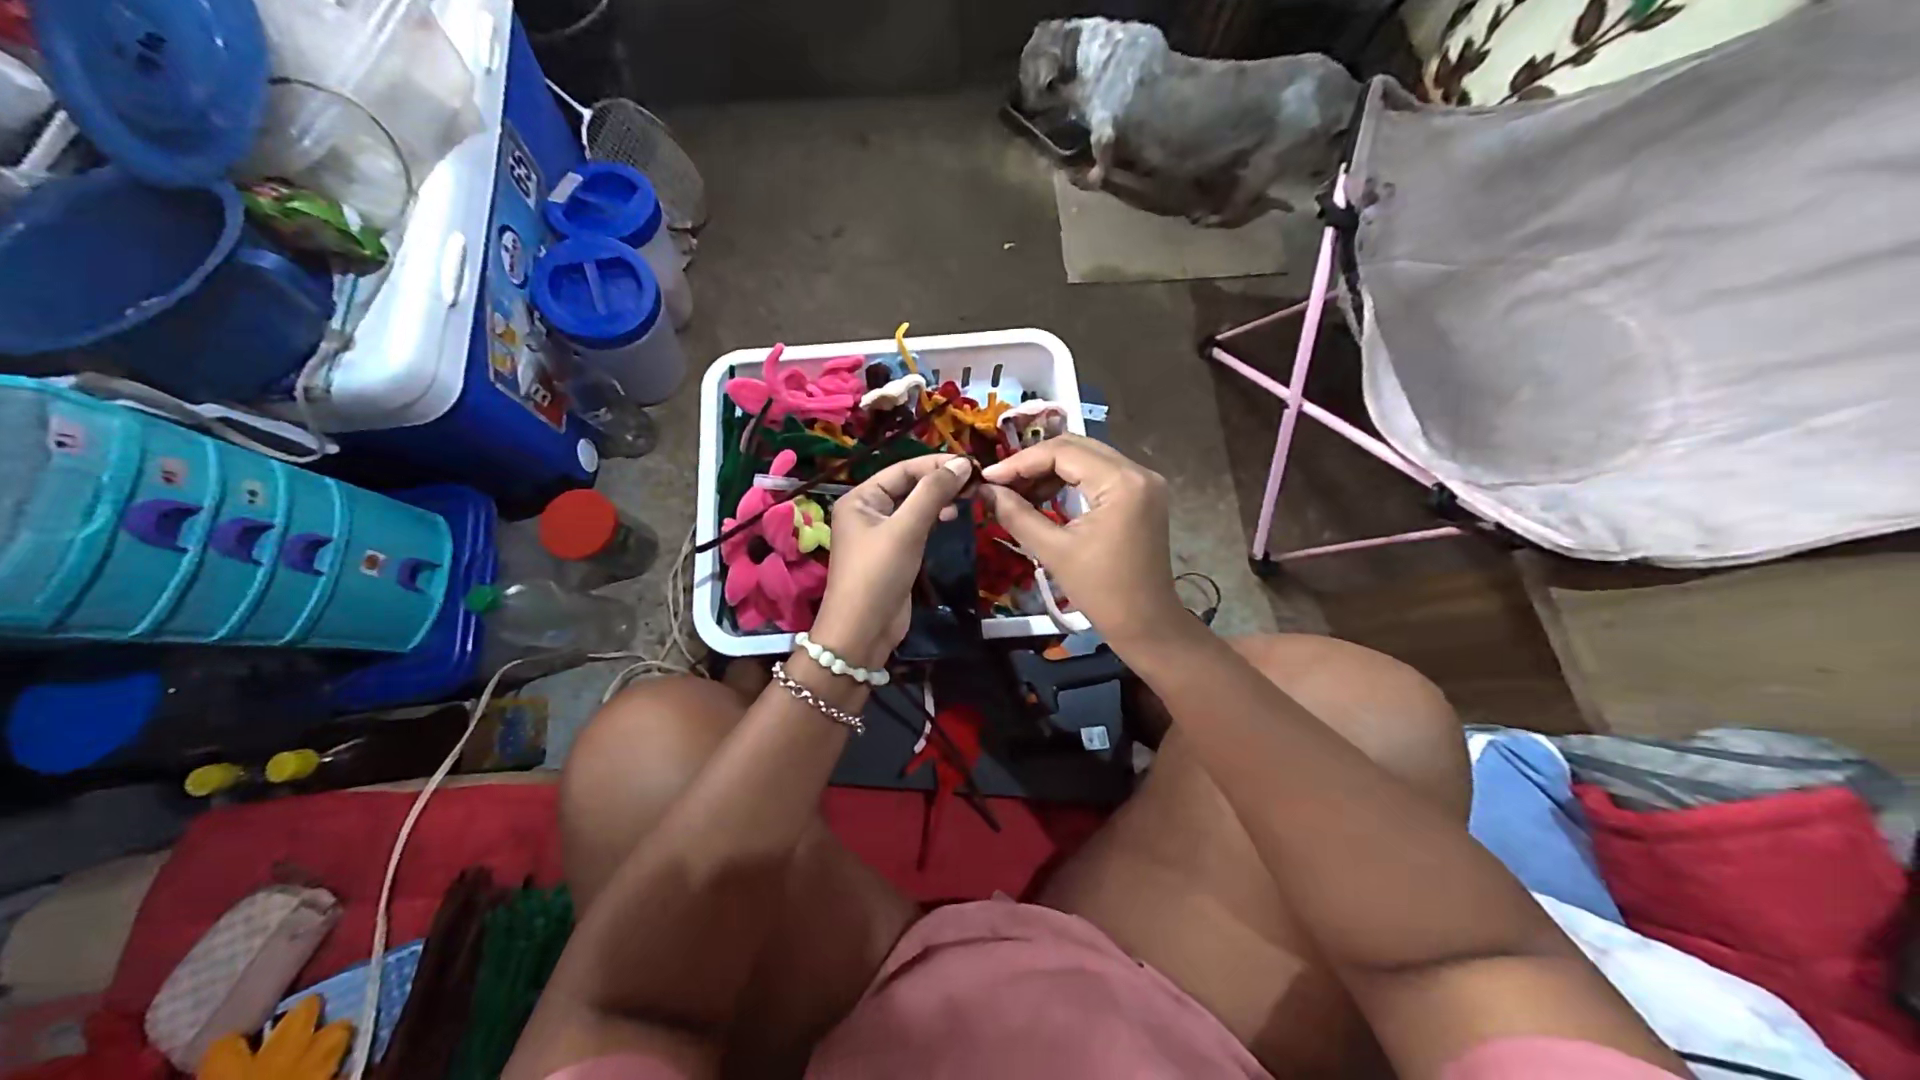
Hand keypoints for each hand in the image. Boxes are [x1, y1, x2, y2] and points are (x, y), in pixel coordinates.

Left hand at [810, 454, 974, 665]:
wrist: (862, 631)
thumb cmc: (878, 574)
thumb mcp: (906, 530)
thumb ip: (932, 493)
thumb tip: (961, 463)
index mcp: (860, 498)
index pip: (903, 469)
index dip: (936, 463)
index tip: (972, 464)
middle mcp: (867, 511)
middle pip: (909, 485)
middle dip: (940, 481)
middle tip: (975, 481)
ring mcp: (880, 533)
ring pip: (915, 506)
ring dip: (939, 499)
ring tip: (967, 499)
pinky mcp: (894, 553)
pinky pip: (916, 526)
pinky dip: (934, 519)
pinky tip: (952, 518)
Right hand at [977, 435, 1186, 646]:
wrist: (1146, 624)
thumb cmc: (1101, 591)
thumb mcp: (1053, 551)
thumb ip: (1016, 514)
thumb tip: (985, 491)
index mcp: (1121, 482)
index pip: (1062, 452)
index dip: (1020, 462)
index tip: (989, 478)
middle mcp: (1138, 471)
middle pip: (1076, 447)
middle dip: (1034, 462)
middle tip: (1000, 483)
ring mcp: (1144, 482)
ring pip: (1087, 458)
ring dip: (1051, 470)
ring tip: (1018, 493)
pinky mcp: (1142, 495)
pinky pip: (1100, 474)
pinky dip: (1070, 481)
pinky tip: (1044, 498)